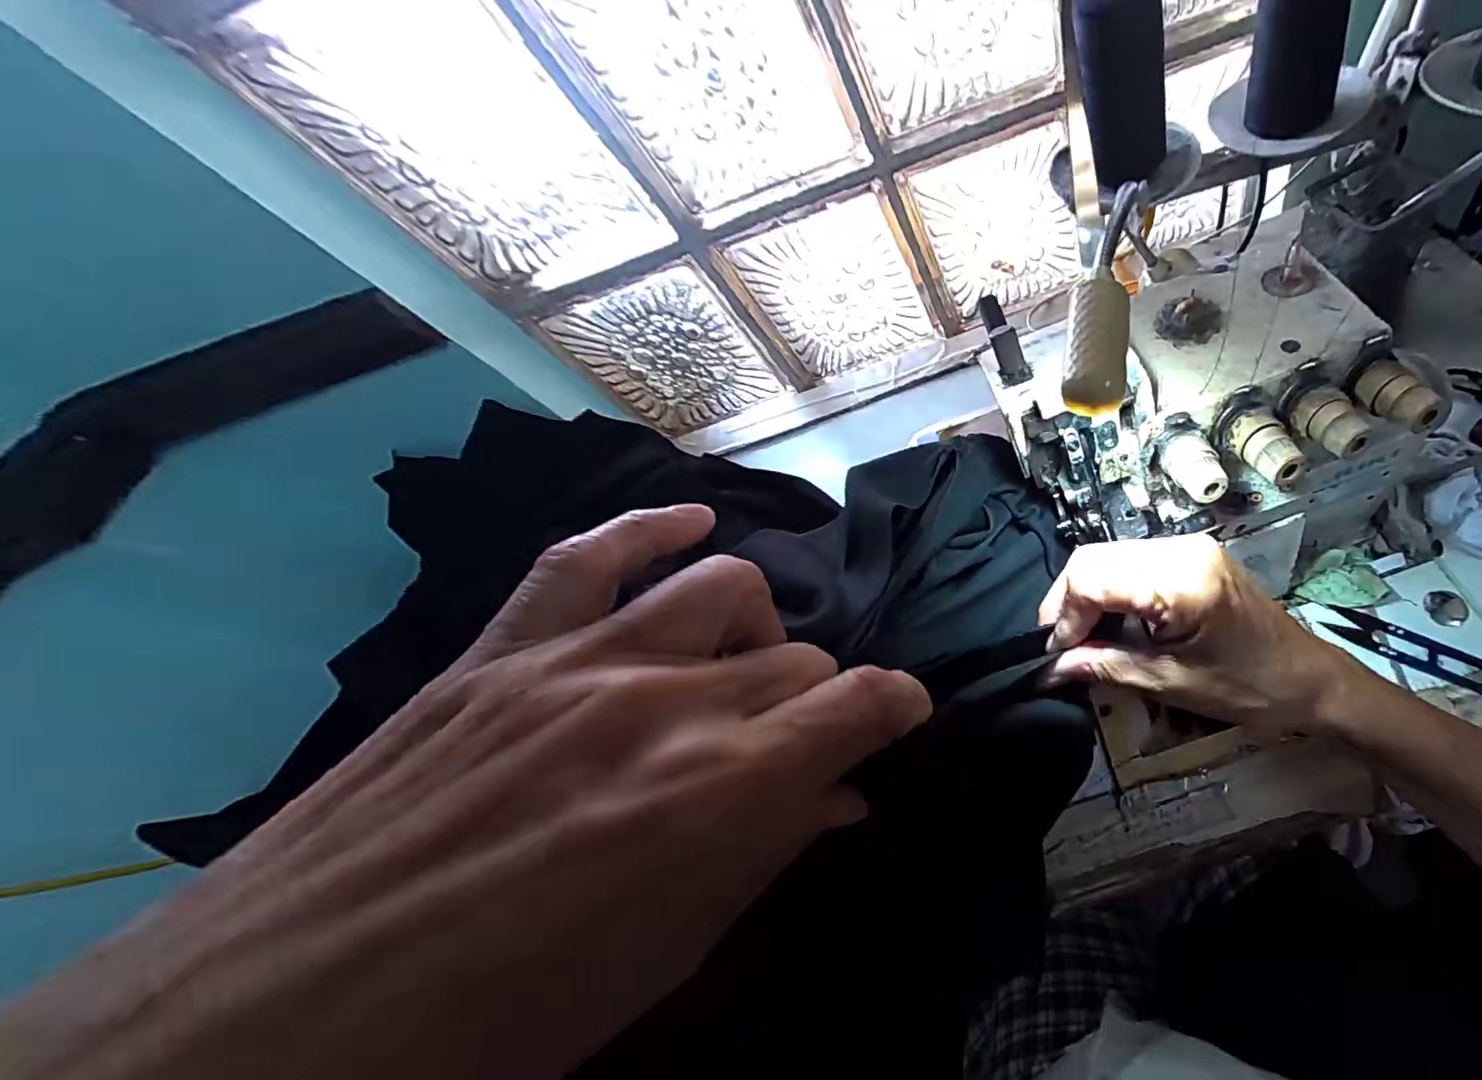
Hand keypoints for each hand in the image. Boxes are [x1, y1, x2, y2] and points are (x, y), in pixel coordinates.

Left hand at [0, 506, 929, 1079]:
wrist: (261, 1032)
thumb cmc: (498, 1020)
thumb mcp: (664, 955)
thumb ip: (767, 853)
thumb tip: (843, 798)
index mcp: (714, 791)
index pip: (855, 704)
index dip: (899, 703)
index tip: (908, 713)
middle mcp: (663, 705)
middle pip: (794, 655)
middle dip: (820, 695)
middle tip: (804, 738)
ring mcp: (578, 663)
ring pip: (722, 586)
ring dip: (757, 624)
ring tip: (744, 663)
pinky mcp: (502, 650)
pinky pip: (590, 554)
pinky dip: (650, 526)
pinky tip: (693, 520)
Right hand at [1039, 534, 1383, 740]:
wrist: (1310, 678)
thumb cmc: (1247, 688)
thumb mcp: (1169, 683)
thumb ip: (1104, 666)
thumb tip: (1049, 668)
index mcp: (1181, 580)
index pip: (1091, 578)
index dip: (1065, 617)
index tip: (1059, 655)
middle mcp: (1181, 548)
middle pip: (1093, 559)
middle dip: (1068, 602)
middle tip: (1064, 646)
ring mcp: (1188, 545)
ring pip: (1106, 556)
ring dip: (1085, 594)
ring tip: (1084, 636)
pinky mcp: (1191, 552)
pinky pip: (1130, 560)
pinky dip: (1109, 588)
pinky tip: (1110, 619)